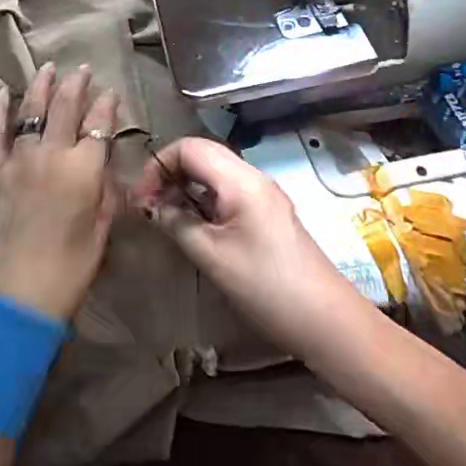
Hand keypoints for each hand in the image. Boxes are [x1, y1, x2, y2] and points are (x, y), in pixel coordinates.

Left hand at [0, 63, 119, 322]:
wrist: (18, 295)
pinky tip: (2, 93)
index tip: (112, 93)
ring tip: (48, 68)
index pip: (99, 124)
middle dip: (76, 84)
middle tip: (83, 69)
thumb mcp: (103, 225)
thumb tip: (103, 162)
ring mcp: (19, 161)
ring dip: (41, 87)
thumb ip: (105, 187)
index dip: (107, 105)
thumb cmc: (71, 266)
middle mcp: (51, 155)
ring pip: (31, 113)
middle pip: (65, 108)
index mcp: (83, 168)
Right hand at [132, 138, 360, 359]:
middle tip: (149, 207)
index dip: (159, 165)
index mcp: (241, 179)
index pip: (190, 147)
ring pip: (215, 173)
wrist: (324, 318)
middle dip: (170, 173)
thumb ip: (178, 224)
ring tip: (165, 217)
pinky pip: (228, 191)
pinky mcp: (267, 212)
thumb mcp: (212, 256)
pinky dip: (205, 200)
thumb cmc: (265, 285)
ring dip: (187, 187)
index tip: (141, 199)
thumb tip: (151, 206)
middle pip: (203, 154)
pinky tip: (192, 225)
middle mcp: (253, 176)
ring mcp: (263, 194)